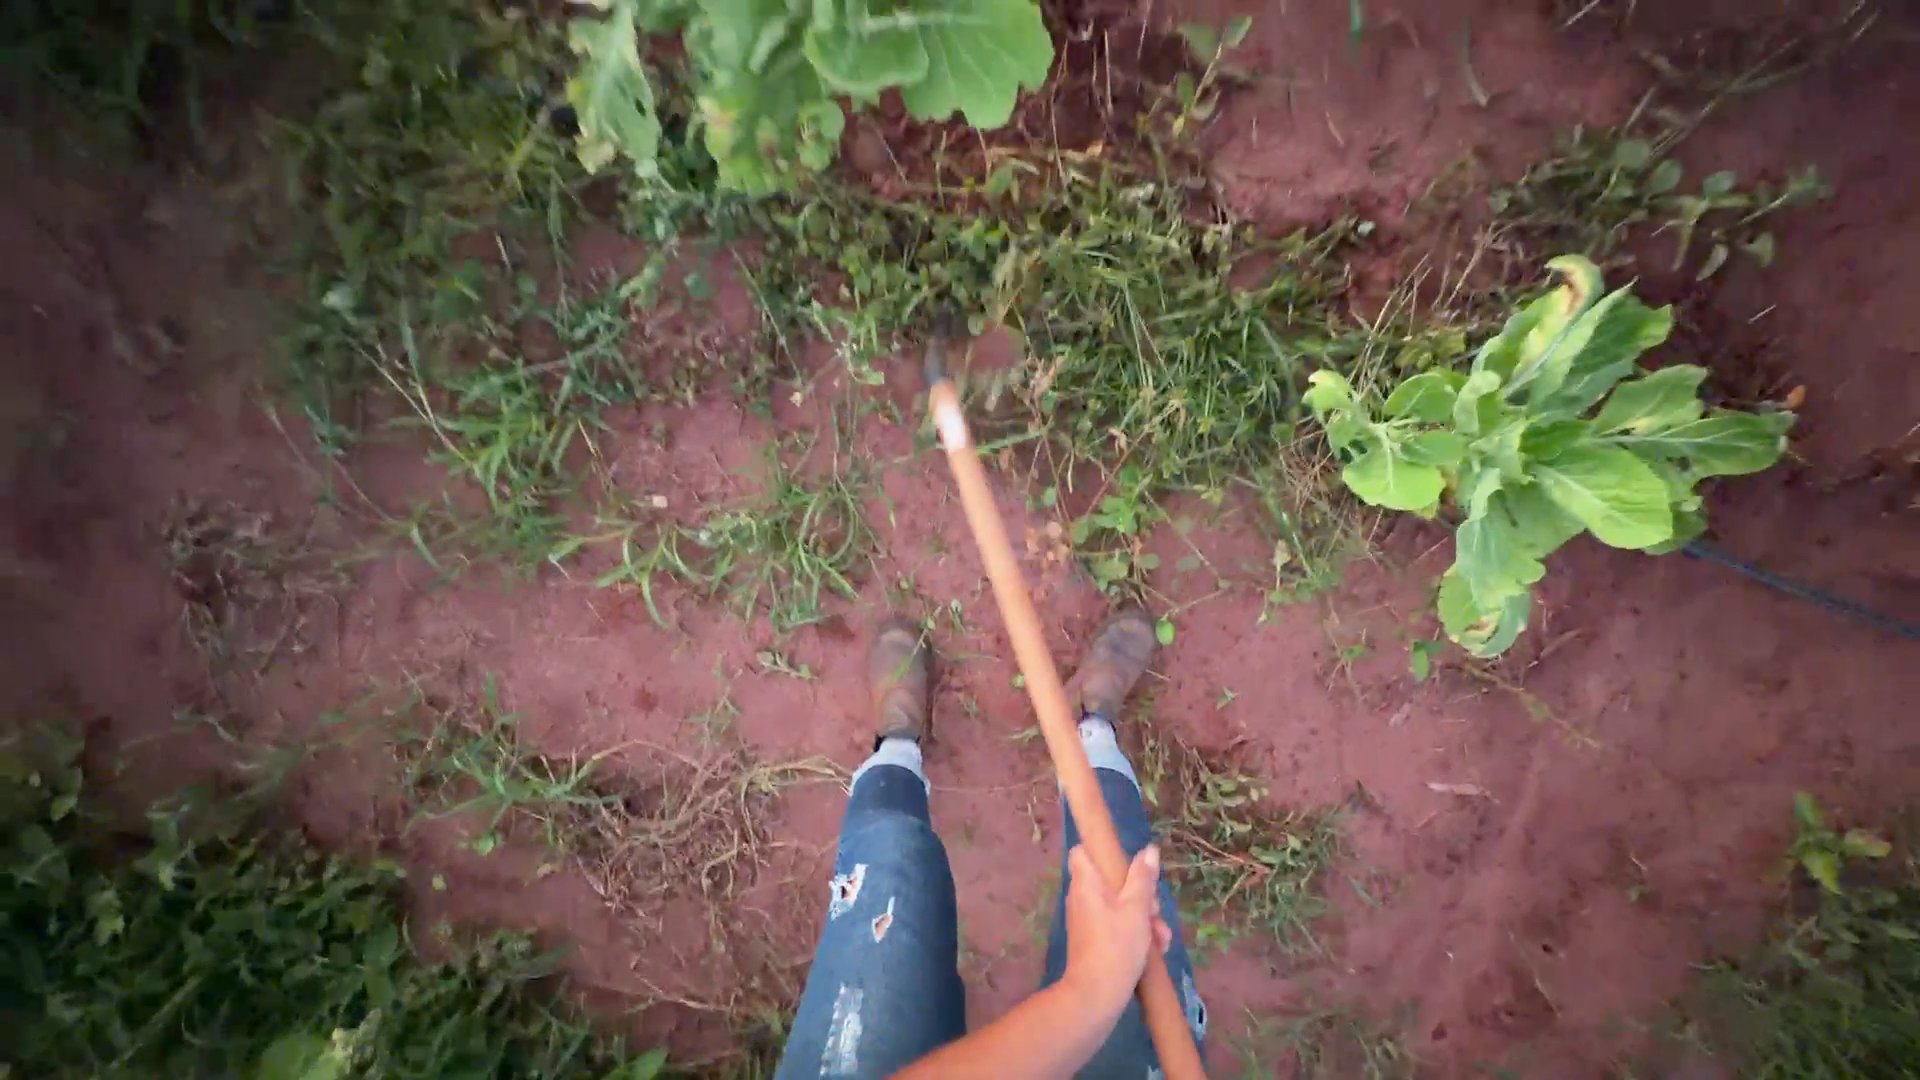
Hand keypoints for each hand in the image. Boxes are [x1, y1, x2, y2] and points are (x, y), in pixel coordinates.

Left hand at [1061, 844, 1172, 1015]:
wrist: (1096, 995)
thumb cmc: (1116, 945)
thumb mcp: (1136, 908)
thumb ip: (1143, 878)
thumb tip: (1149, 849)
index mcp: (1085, 881)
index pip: (1082, 852)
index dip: (1102, 852)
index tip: (1127, 864)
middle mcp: (1081, 896)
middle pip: (1110, 880)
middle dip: (1139, 893)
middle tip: (1155, 909)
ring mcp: (1086, 919)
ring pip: (1118, 905)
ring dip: (1143, 917)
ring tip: (1162, 936)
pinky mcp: (1093, 940)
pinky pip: (1115, 925)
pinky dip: (1134, 932)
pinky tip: (1157, 949)